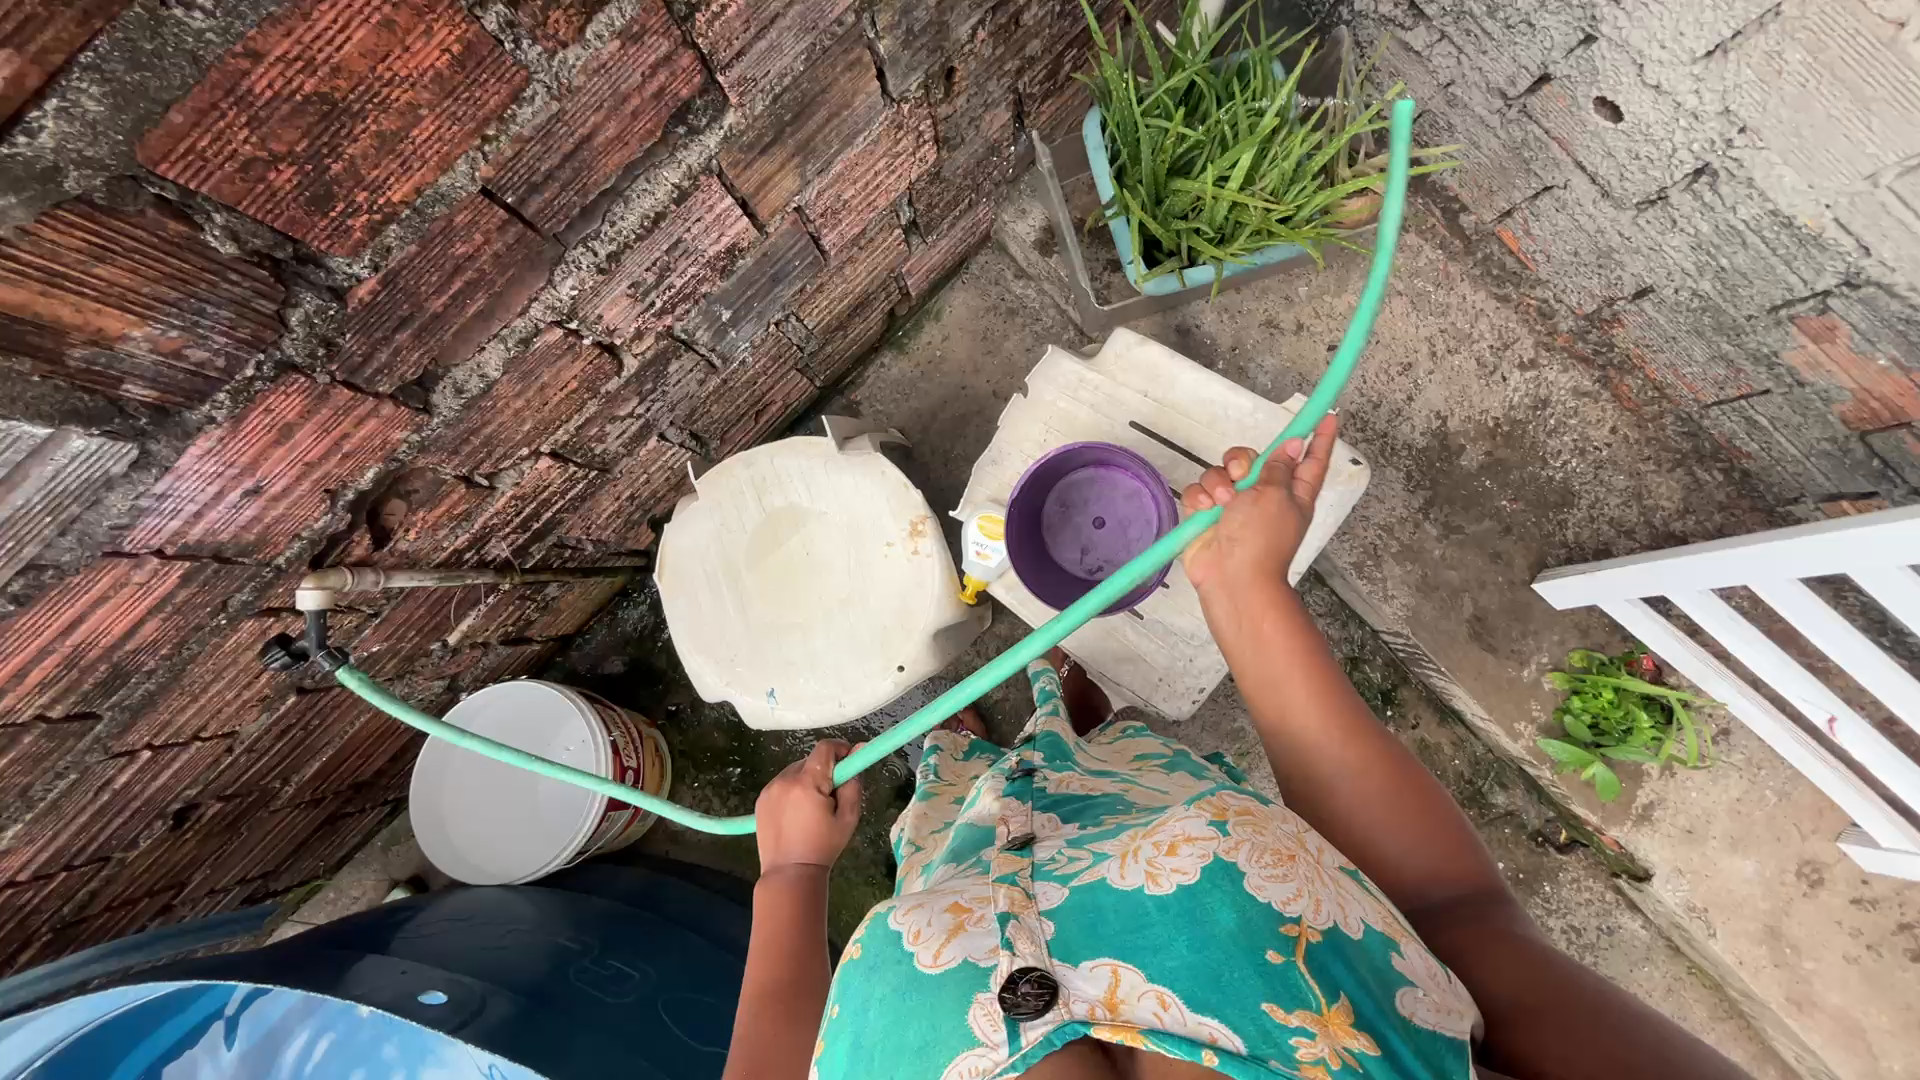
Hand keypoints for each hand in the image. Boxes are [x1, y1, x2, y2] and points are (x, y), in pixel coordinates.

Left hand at [754, 740, 863, 873]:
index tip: (849, 761)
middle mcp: (785, 780)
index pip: (824, 748)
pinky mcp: (761, 799)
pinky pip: (783, 783)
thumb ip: (853, 782)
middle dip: (825, 769)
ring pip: (796, 770)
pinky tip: (798, 812)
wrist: (789, 874)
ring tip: (813, 806)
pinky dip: (793, 789)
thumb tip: (858, 750)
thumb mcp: (849, 816)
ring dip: (808, 779)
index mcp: (807, 783)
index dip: (840, 748)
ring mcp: (770, 789)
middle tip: (833, 793)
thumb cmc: (824, 847)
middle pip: (810, 759)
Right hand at [1180, 413, 1337, 593]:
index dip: (1318, 438)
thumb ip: (1279, 466)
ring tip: (1222, 503)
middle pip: (1252, 459)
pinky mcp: (1205, 515)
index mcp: (1292, 492)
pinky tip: (1205, 510)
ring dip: (1218, 483)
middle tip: (1240, 474)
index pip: (1310, 459)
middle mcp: (1263, 496)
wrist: (1232, 576)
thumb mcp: (1275, 495)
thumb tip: (1293, 444)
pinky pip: (1197, 492)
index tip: (1326, 416)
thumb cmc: (1261, 539)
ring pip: (1219, 473)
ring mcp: (1232, 506)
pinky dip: (1199, 498)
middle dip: (1241, 460)